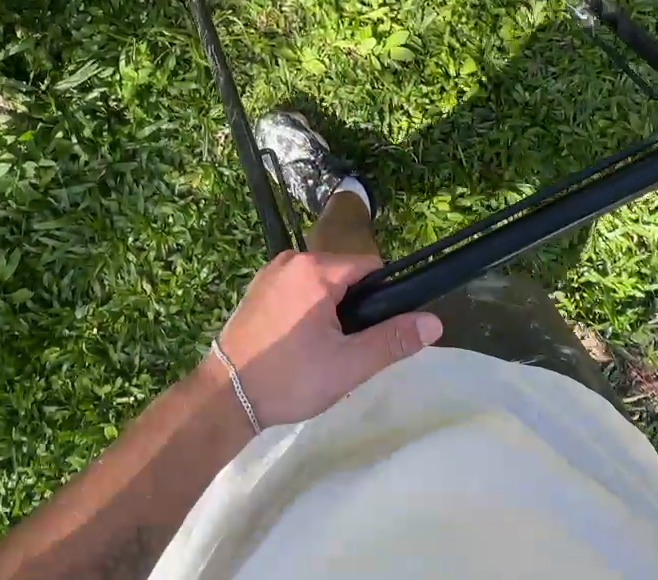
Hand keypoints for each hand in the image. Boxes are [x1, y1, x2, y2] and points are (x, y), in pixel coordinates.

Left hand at [214, 251, 442, 426]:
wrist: (223, 397)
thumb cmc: (289, 379)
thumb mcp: (347, 365)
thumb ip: (392, 340)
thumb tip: (434, 322)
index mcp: (316, 270)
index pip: (369, 266)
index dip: (380, 295)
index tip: (372, 330)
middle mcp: (292, 259)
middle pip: (343, 274)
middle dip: (352, 306)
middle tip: (344, 349)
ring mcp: (270, 272)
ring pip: (319, 282)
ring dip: (328, 309)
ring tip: (320, 350)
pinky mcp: (256, 287)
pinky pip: (296, 288)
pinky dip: (305, 309)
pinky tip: (297, 344)